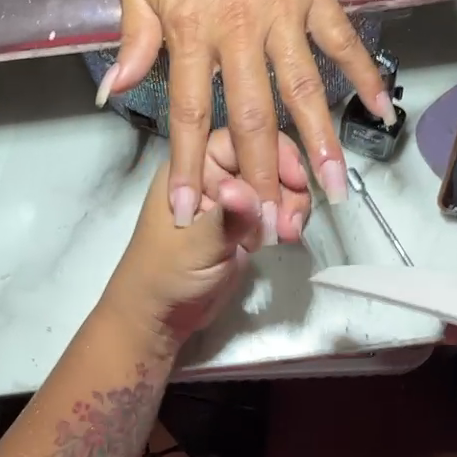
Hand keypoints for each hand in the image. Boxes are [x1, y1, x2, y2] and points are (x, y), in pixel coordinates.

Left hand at [102, 0, 389, 225]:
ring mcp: (283, 10)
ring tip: (334, 189)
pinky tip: (379, 111)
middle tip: (277, 222)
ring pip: (304, 87)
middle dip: (266, 174)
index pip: (192, 112)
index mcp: (191, 28)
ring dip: (321, 141)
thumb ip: (135, 41)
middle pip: (256, 115)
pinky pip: (341, 40)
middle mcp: (241, 27)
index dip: (190, 166)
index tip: (190, 213)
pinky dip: (362, 74)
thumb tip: (116, 94)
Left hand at [102, 129, 311, 347]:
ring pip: (276, 185)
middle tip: (292, 219)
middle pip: (264, 159)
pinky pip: (277, 210)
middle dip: (286, 184)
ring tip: (289, 234)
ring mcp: (232, 200)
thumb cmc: (166, 275)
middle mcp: (213, 175)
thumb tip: (244, 189)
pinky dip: (288, 220)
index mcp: (189, 167)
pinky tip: (289, 238)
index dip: (269, 152)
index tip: (295, 178)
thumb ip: (226, 218)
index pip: (236, 139)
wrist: (162, 317)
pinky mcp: (246, 224)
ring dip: (292, 205)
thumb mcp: (196, 246)